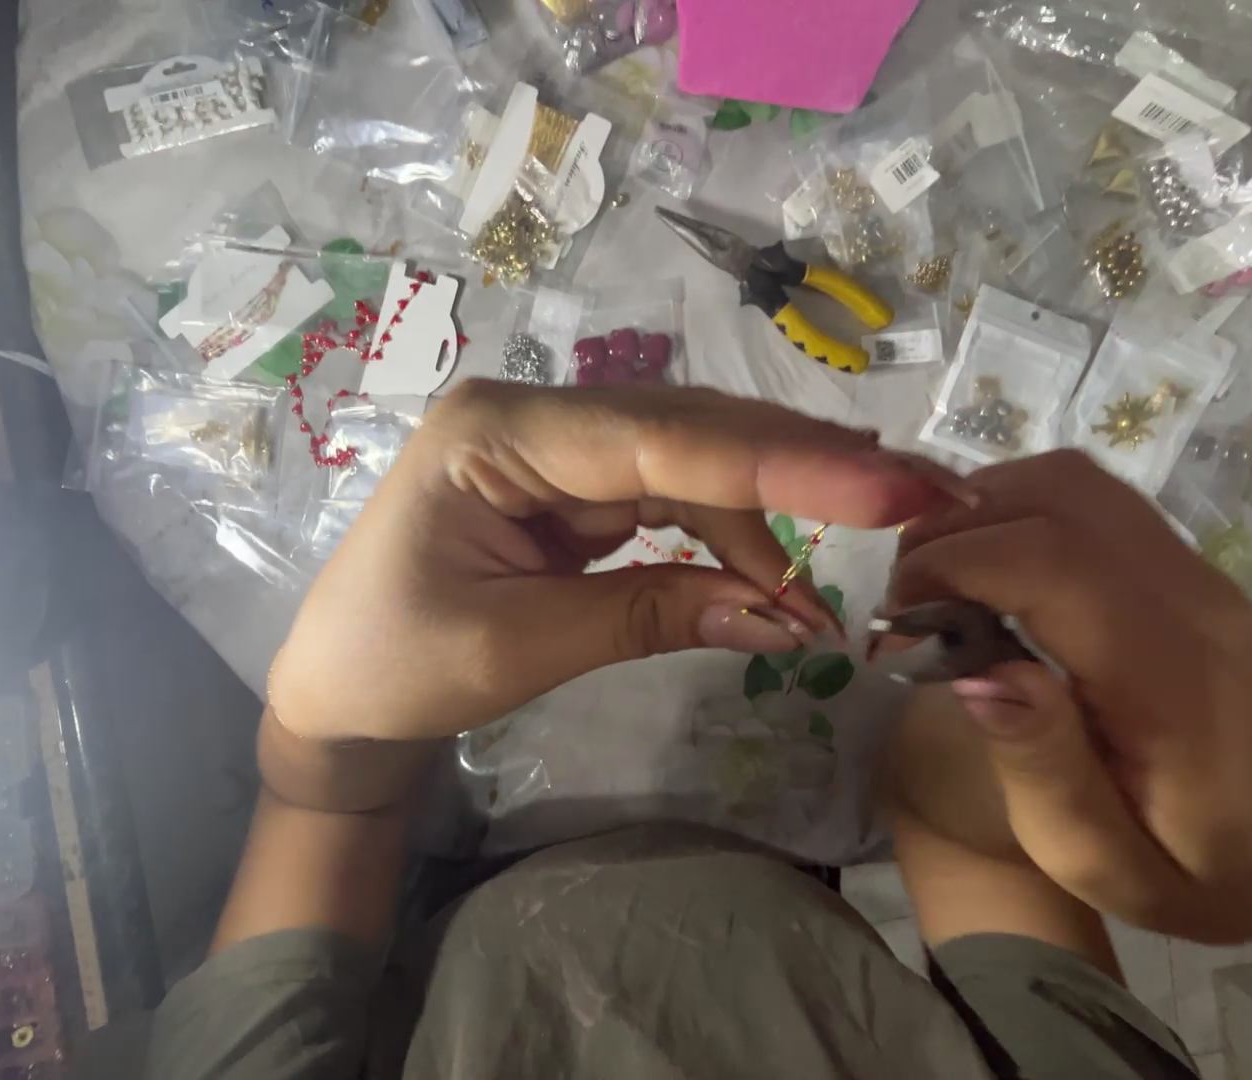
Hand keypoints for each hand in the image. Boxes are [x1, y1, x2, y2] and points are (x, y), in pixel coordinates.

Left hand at [268, 381, 968, 753]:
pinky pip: (666, 503)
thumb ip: (652, 613)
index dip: (780, 462)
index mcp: (496, 430)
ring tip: (830, 586)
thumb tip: (784, 618)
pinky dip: (724, 544)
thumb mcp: (522, 643)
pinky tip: (768, 583)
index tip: (888, 483)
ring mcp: (556, 452)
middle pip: (687, 433)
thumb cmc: (395, 663)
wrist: (338, 692)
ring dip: (765, 522)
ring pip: (688, 466)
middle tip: (913, 495)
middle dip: (798, 469)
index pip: (661, 437)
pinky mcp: (570, 492)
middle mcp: (534, 418)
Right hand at [880, 450, 1251, 943]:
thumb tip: (982, 673)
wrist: (1244, 863)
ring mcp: (1194, 576)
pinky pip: (1083, 500)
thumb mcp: (1091, 858)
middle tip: (906, 596)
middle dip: (955, 527)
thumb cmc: (1157, 871)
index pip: (1056, 564)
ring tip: (935, 579)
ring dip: (981, 510)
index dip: (954, 563)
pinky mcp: (1176, 570)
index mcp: (1179, 679)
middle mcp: (1198, 602)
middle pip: (1062, 496)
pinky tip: (980, 568)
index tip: (897, 614)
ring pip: (1071, 481)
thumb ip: (1044, 770)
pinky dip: (1010, 511)